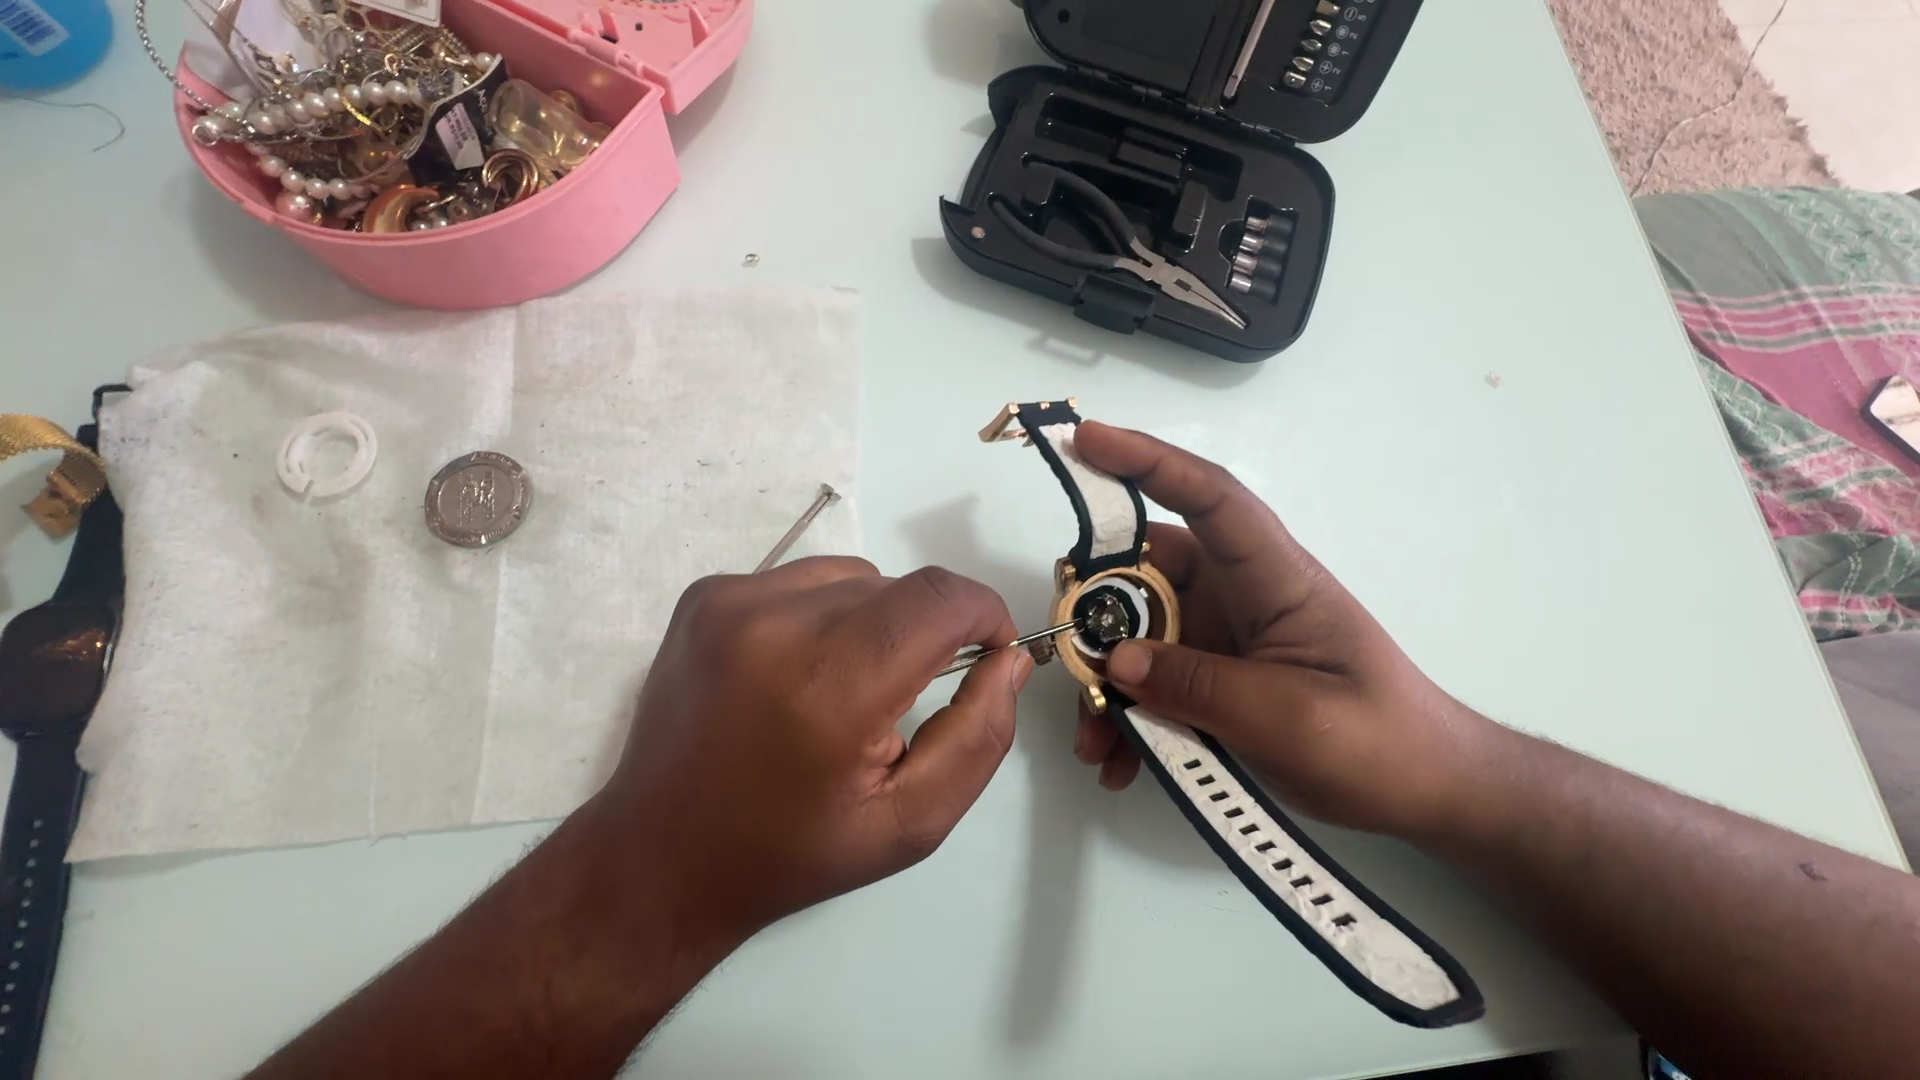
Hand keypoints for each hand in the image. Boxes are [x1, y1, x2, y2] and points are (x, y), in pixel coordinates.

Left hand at [590, 558, 1032, 938]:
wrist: (659, 856)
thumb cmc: (792, 851)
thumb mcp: (911, 823)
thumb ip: (978, 735)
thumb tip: (1008, 659)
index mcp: (831, 687)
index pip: (940, 599)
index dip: (984, 615)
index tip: (988, 652)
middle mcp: (775, 623)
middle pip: (901, 588)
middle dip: (929, 630)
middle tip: (904, 694)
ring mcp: (731, 600)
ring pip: (854, 578)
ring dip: (876, 620)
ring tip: (845, 686)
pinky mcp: (705, 595)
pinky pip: (802, 581)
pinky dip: (824, 615)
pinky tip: (797, 672)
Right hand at [1069, 423, 1493, 838]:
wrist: (1424, 795)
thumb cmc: (1379, 742)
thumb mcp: (1292, 719)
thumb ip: (1201, 687)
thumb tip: (1115, 661)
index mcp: (1272, 579)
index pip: (1210, 499)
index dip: (1148, 461)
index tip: (1084, 439)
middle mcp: (1236, 597)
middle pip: (1147, 573)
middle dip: (1096, 611)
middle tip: (1064, 656)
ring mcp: (1219, 640)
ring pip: (1136, 637)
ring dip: (1104, 686)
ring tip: (1094, 744)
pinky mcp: (1210, 681)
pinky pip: (1148, 686)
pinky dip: (1124, 719)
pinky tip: (1117, 764)